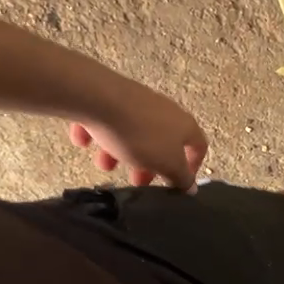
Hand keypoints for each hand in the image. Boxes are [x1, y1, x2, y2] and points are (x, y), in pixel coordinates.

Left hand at [67, 83, 207, 189]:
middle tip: (137, 180)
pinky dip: (99, 132)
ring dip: (122, 151)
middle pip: (163, 143)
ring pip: (135, 132)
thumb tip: (191, 188)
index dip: (191, 167)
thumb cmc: (139, 134)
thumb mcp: (167, 164)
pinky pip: (108, 118)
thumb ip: (181, 178)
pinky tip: (84, 141)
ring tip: (105, 164)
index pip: (199, 148)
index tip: (176, 182)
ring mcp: (138, 101)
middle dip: (149, 165)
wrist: (97, 98)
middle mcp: (167, 111)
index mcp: (186, 126)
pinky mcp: (110, 95)